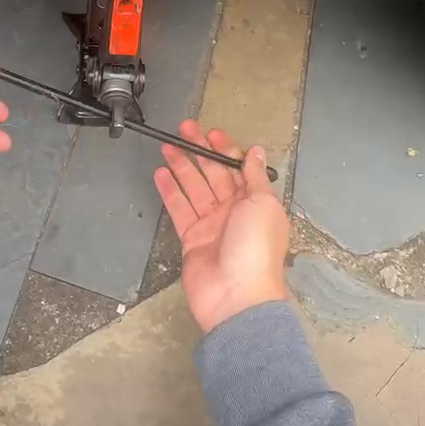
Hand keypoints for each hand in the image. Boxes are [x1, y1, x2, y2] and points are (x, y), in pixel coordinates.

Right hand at [152, 121, 289, 333]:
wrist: (236, 296)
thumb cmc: (256, 247)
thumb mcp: (263, 204)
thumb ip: (255, 176)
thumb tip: (257, 152)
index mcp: (255, 202)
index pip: (238, 168)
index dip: (225, 149)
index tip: (210, 133)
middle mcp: (234, 211)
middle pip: (214, 174)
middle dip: (199, 151)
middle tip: (183, 129)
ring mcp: (212, 225)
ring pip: (194, 188)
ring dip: (181, 166)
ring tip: (167, 146)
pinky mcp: (192, 238)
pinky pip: (179, 208)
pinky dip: (170, 191)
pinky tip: (161, 173)